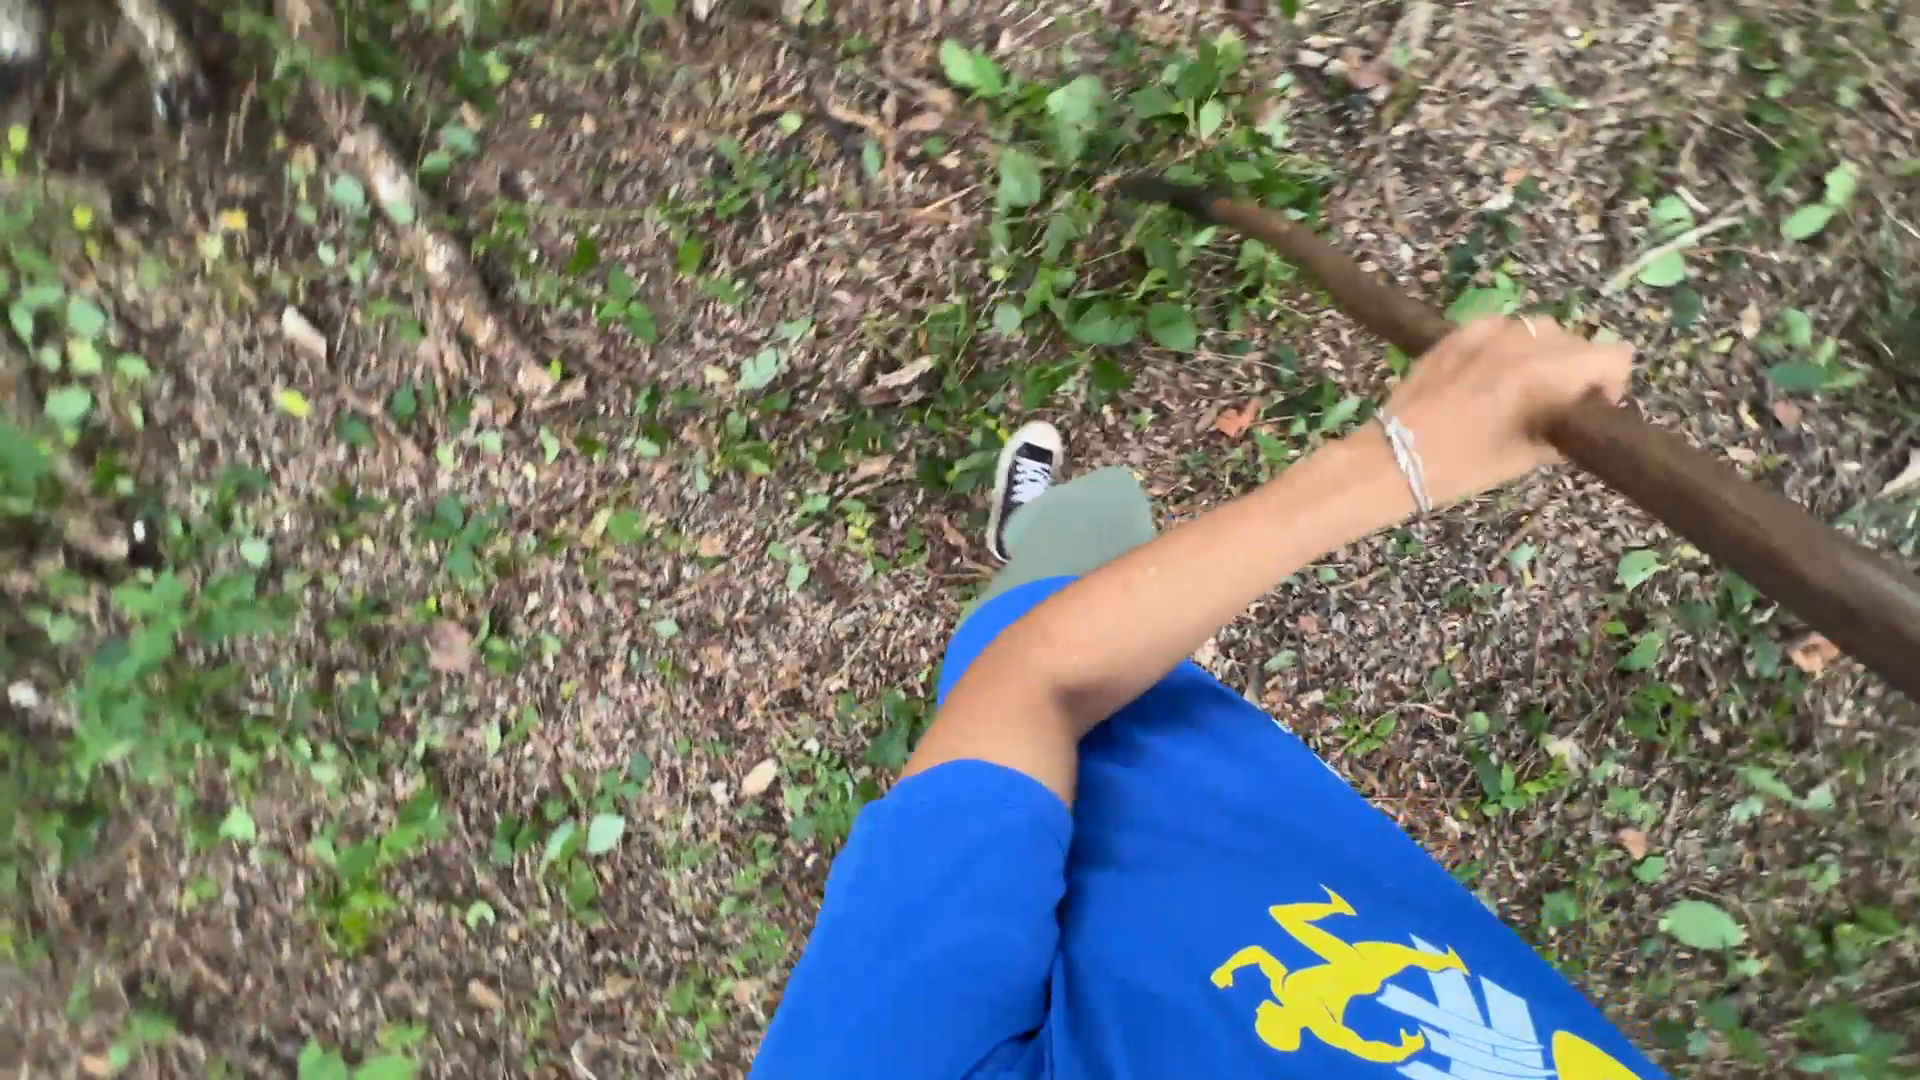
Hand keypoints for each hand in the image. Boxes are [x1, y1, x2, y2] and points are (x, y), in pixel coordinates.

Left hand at [1378, 317, 1632, 505]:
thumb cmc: (1461, 466)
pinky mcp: (1452, 336)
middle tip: (1550, 402)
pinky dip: (1500, 344)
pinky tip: (1485, 371)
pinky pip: (1495, 327)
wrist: (1392, 458)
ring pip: (1536, 329)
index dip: (1609, 382)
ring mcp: (1484, 335)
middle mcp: (1521, 343)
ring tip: (1515, 386)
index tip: (1589, 406)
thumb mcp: (1526, 456)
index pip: (1613, 356)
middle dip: (1573, 369)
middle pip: (1575, 341)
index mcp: (1547, 372)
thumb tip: (1580, 416)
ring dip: (1537, 353)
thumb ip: (1566, 428)